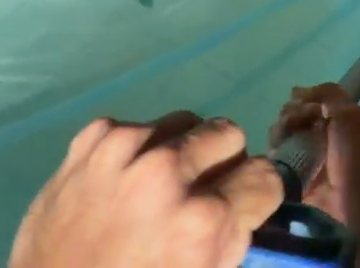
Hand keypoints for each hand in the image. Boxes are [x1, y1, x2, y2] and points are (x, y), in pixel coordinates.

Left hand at [9, 111, 282, 267]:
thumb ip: (229, 237)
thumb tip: (248, 203)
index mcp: (202, 225)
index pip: (264, 177)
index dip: (254, 195)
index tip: (241, 205)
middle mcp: (168, 175)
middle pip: (228, 133)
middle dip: (220, 163)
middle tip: (198, 193)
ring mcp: (127, 148)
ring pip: (186, 121)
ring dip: (180, 150)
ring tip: (156, 187)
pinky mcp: (94, 136)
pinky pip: (140, 125)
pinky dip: (138, 148)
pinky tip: (121, 181)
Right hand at [267, 85, 359, 265]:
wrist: (356, 209)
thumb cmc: (357, 158)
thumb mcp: (352, 116)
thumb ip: (330, 95)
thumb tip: (298, 91)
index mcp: (341, 125)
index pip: (314, 106)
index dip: (303, 101)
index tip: (292, 101)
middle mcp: (325, 143)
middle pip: (296, 123)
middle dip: (287, 119)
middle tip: (284, 125)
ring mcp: (310, 165)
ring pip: (285, 142)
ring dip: (278, 137)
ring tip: (278, 141)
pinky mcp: (297, 186)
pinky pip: (279, 166)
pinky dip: (273, 159)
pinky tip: (273, 155)